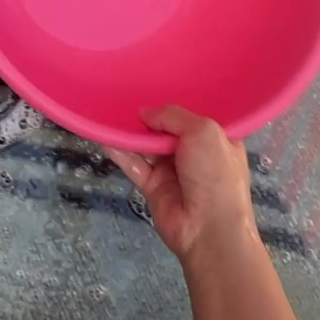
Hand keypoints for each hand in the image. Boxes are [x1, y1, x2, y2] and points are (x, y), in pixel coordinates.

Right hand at [104, 106, 256, 261]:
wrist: (209, 230)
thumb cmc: (215, 175)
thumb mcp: (203, 132)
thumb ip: (172, 116)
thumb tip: (144, 113)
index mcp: (215, 141)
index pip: (192, 118)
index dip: (174, 107)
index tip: (151, 89)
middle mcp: (194, 154)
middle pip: (164, 130)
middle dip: (147, 117)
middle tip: (123, 98)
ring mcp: (172, 171)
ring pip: (146, 146)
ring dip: (129, 132)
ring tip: (107, 112)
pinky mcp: (152, 187)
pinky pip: (133, 164)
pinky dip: (119, 151)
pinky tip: (104, 136)